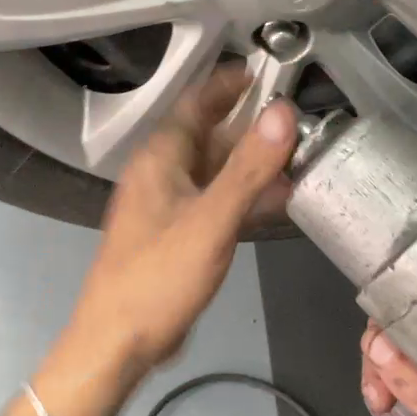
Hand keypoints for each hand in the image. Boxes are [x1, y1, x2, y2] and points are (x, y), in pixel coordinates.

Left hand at [63, 66, 297, 371]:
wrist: (117, 344)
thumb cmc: (158, 277)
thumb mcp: (210, 221)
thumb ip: (248, 168)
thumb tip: (283, 112)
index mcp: (160, 159)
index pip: (195, 103)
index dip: (229, 84)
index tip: (268, 71)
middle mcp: (161, 175)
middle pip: (209, 136)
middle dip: (251, 126)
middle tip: (298, 119)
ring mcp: (168, 207)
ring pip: (215, 172)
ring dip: (251, 164)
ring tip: (299, 157)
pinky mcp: (177, 237)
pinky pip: (215, 203)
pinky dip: (244, 198)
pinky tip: (277, 202)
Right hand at [360, 323, 416, 415]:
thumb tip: (381, 348)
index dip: (395, 324)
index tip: (379, 360)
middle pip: (405, 325)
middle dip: (379, 353)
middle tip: (378, 397)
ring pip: (397, 346)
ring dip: (377, 370)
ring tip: (380, 405)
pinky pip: (400, 368)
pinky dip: (383, 381)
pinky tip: (383, 404)